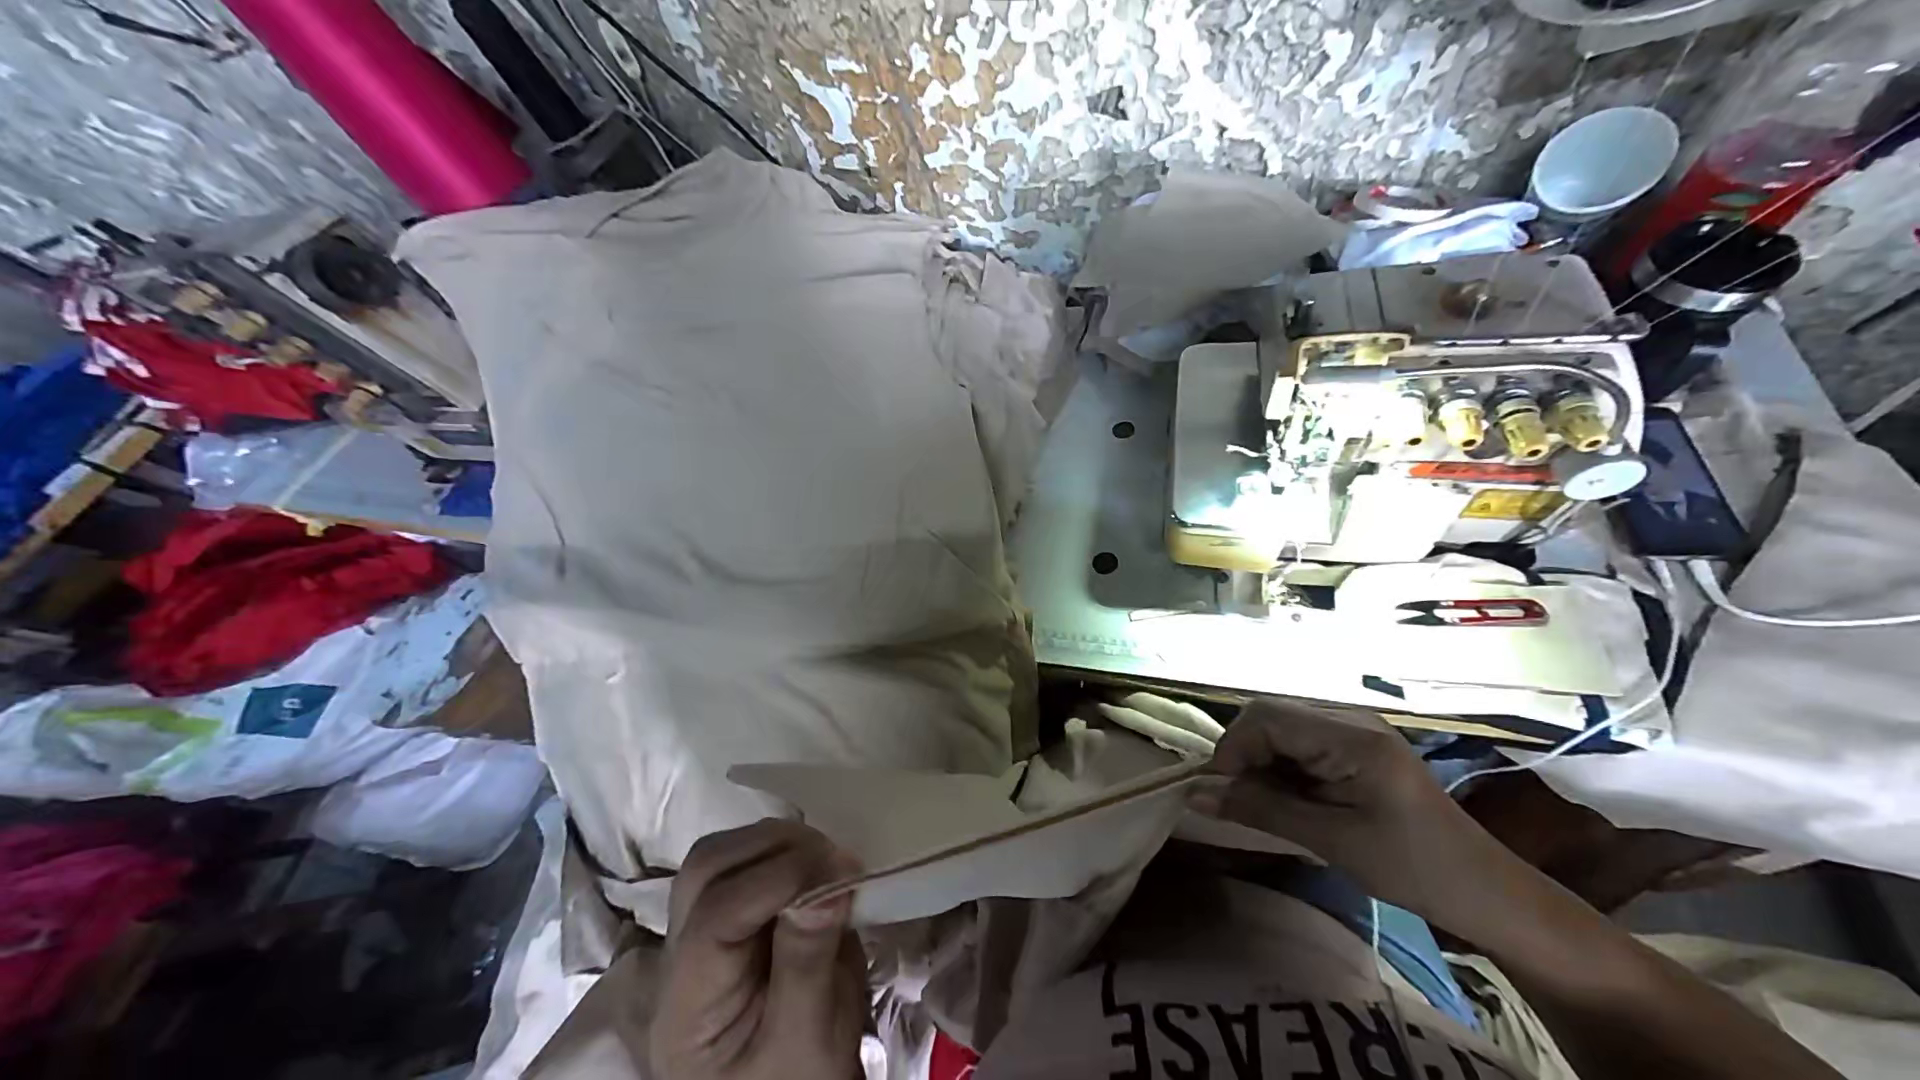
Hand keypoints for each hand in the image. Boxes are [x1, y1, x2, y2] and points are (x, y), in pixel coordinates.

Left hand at [652, 820, 867, 1079]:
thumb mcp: (810, 1042)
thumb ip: (809, 964)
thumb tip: (829, 881)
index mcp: (689, 1004)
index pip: (716, 916)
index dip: (779, 879)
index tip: (839, 873)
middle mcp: (677, 958)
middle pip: (705, 872)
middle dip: (773, 848)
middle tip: (833, 860)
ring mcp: (696, 934)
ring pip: (717, 857)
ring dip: (776, 843)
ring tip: (826, 862)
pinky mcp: (723, 921)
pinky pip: (738, 865)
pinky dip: (778, 852)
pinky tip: (812, 868)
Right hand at [1193, 698, 1521, 936]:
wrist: (1485, 890)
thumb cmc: (1414, 868)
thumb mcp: (1331, 841)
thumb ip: (1260, 810)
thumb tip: (1194, 793)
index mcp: (1352, 736)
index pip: (1266, 717)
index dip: (1232, 749)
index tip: (1222, 793)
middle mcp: (1350, 719)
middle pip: (1269, 715)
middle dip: (1242, 754)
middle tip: (1237, 800)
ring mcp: (1354, 729)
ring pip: (1279, 728)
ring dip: (1259, 762)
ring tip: (1261, 804)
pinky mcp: (1354, 745)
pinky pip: (1298, 742)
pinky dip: (1279, 767)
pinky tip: (1285, 798)